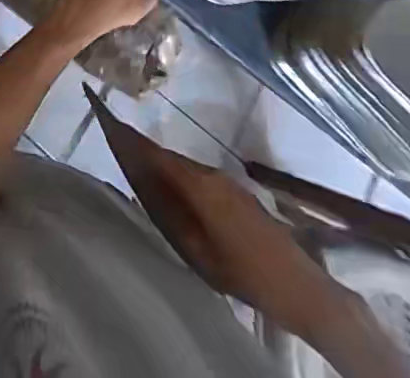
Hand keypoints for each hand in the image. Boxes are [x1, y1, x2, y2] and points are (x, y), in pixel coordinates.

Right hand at [89, 98, 342, 336]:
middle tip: (117, 150)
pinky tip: (172, 193)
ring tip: (137, 172)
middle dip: (144, 153)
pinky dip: (179, 178)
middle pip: (170, 159)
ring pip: (185, 168)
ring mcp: (228, 182)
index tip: (109, 122)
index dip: (133, 140)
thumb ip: (169, 215)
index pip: (158, 155)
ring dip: (162, 168)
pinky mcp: (237, 193)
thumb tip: (143, 187)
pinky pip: (198, 178)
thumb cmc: (244, 273)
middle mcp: (212, 175)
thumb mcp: (197, 253)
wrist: (300, 287)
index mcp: (200, 186)